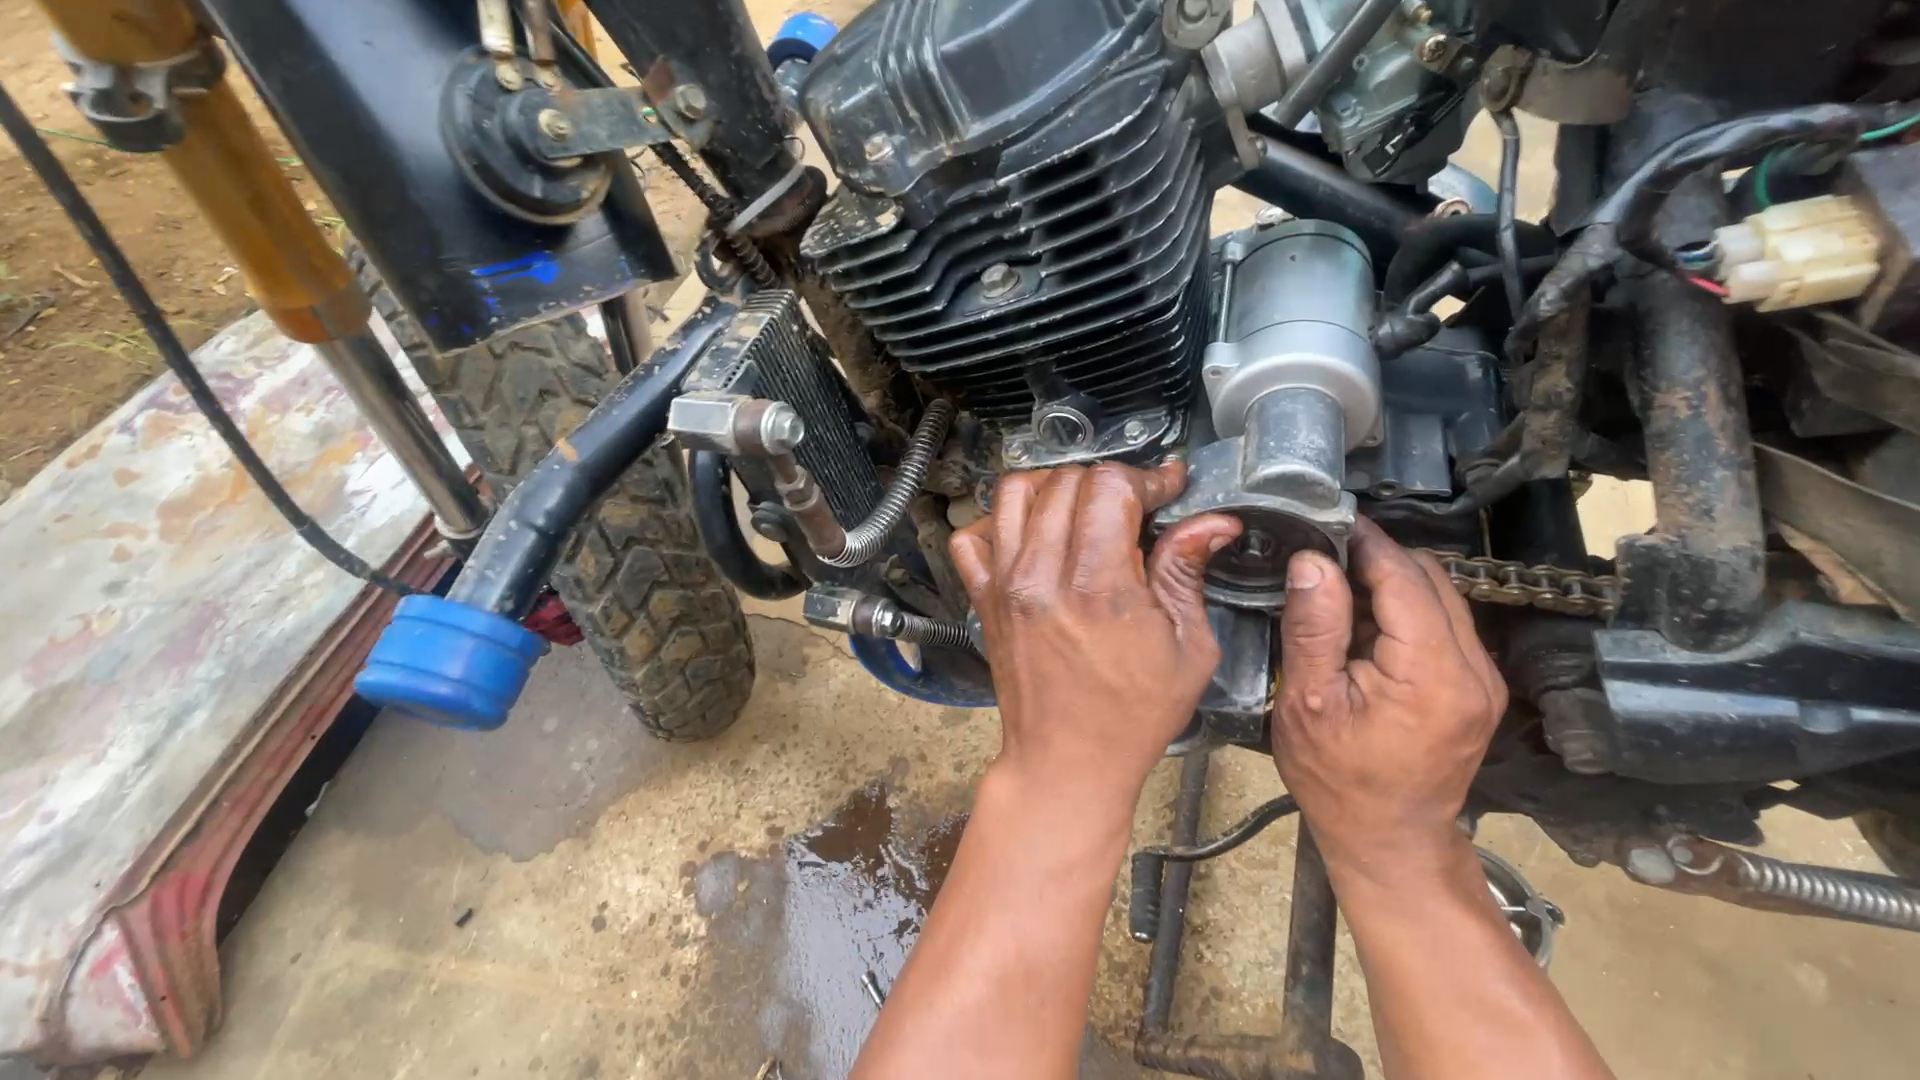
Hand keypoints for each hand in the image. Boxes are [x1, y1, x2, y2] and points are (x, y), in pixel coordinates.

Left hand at [951, 462, 1242, 800]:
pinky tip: (1030, 536)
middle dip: (1108, 481)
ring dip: (1054, 487)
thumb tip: (1211, 524)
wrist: (1066, 762)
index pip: (1110, 486)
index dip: (1147, 477)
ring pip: (1015, 493)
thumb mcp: (1188, 650)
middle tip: (1133, 506)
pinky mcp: (985, 599)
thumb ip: (1187, 573)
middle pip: (1066, 481)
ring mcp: (1006, 585)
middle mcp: (1043, 577)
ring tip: (1083, 509)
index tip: (1166, 488)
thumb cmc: (1129, 718)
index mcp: (1099, 586)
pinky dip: (996, 523)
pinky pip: (971, 537)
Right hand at [1273, 516, 1507, 886]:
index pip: (1405, 578)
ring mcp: (1484, 680)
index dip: (1366, 543)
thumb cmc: (1338, 778)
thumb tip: (1313, 561)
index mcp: (1432, 674)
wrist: (1388, 838)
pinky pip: (1444, 626)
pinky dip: (1405, 613)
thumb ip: (1314, 627)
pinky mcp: (1478, 688)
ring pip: (1441, 598)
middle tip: (1323, 559)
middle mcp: (1474, 671)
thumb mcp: (1307, 701)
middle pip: (1430, 580)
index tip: (1328, 522)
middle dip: (1377, 560)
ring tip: (1337, 596)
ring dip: (1391, 585)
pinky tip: (1365, 630)